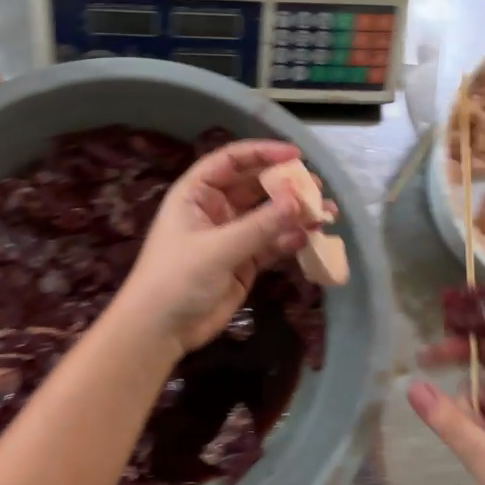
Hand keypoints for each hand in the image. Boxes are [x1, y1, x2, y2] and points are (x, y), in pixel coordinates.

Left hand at [112, 140, 314, 353]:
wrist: (160, 331)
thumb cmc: (176, 280)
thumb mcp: (217, 249)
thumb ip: (260, 226)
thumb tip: (298, 201)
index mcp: (196, 194)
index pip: (231, 161)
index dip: (262, 152)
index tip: (296, 155)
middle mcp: (215, 209)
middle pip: (255, 186)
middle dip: (286, 185)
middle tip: (317, 187)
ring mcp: (231, 236)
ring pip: (268, 216)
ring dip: (294, 214)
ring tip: (325, 213)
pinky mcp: (243, 263)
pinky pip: (272, 244)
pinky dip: (290, 240)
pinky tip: (309, 238)